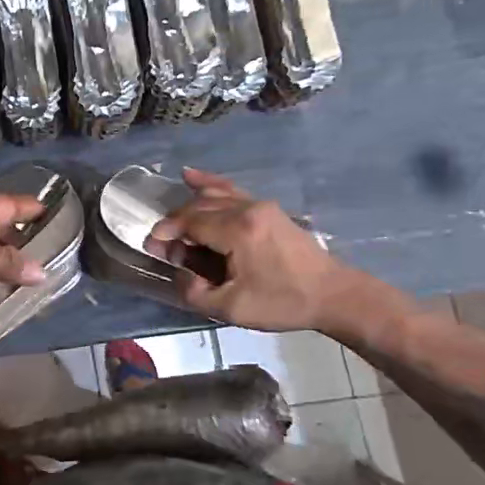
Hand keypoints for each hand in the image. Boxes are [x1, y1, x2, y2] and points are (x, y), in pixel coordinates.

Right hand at [147, 169, 396, 334]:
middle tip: (163, 247)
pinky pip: (232, 191)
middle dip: (175, 224)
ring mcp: (260, 205)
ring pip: (214, 195)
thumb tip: (181, 274)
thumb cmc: (282, 302)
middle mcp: (247, 209)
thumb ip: (195, 292)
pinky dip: (209, 185)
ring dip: (189, 208)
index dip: (166, 233)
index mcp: (237, 230)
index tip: (152, 248)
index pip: (189, 222)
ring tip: (172, 223)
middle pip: (198, 207)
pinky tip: (191, 176)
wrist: (332, 295)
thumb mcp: (231, 309)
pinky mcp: (268, 210)